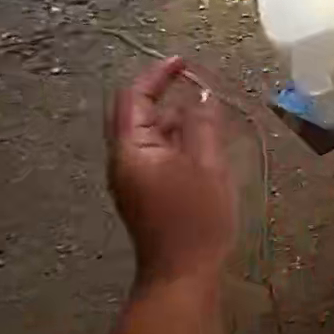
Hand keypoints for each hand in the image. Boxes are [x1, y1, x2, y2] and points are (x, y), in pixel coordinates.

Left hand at [107, 57, 240, 288]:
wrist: (181, 272)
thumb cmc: (197, 217)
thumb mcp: (208, 166)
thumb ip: (203, 126)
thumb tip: (203, 97)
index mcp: (132, 150)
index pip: (134, 98)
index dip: (157, 75)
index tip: (183, 61)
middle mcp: (124, 160)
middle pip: (135, 113)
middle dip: (161, 91)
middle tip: (192, 77)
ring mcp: (134, 177)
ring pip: (148, 132)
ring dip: (172, 114)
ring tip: (205, 105)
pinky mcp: (146, 190)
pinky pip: (157, 150)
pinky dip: (176, 135)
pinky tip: (202, 136)